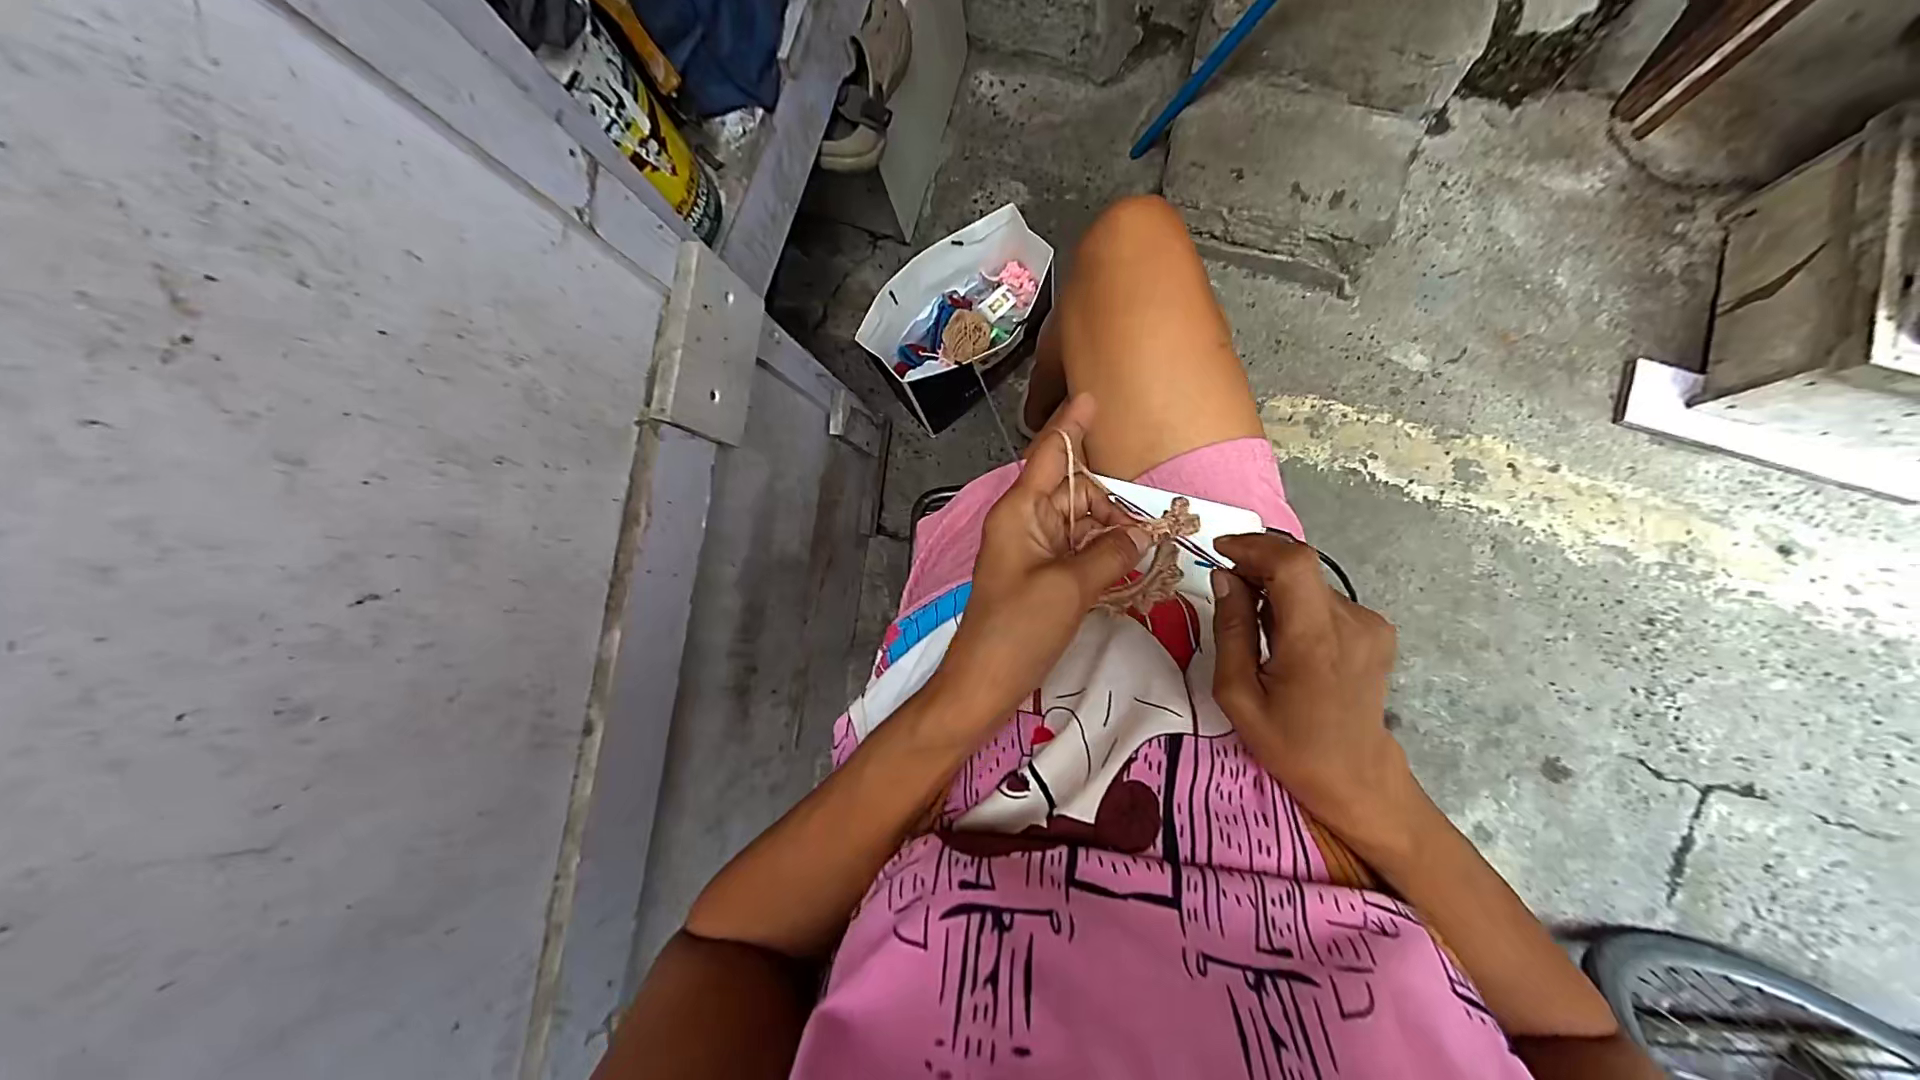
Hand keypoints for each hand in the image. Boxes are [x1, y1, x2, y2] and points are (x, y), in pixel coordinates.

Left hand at [934, 394, 1148, 723]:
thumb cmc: (1017, 631)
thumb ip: (1111, 553)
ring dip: (1111, 532)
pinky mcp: (1041, 575)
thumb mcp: (1070, 587)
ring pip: (1081, 522)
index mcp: (1020, 511)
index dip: (1072, 426)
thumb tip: (1140, 534)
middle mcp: (1024, 522)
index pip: (1050, 455)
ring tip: (1141, 553)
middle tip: (1146, 531)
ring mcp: (1032, 550)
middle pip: (1075, 492)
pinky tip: (1125, 567)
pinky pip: (1077, 550)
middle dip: (1111, 504)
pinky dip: (1101, 554)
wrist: (985, 682)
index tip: (1091, 398)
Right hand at [1209, 533, 1419, 854]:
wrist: (1355, 776)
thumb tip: (1225, 577)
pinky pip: (1323, 598)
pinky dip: (1294, 601)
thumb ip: (1231, 629)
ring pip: (1309, 582)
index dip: (1253, 546)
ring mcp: (1370, 625)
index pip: (1292, 562)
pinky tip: (1281, 633)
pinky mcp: (1375, 630)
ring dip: (1274, 586)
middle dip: (1257, 564)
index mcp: (1315, 639)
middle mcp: (1352, 622)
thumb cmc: (1289, 742)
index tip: (1220, 550)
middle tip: (1226, 587)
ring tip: (1251, 620)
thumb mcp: (1237, 693)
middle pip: (1300, 566)